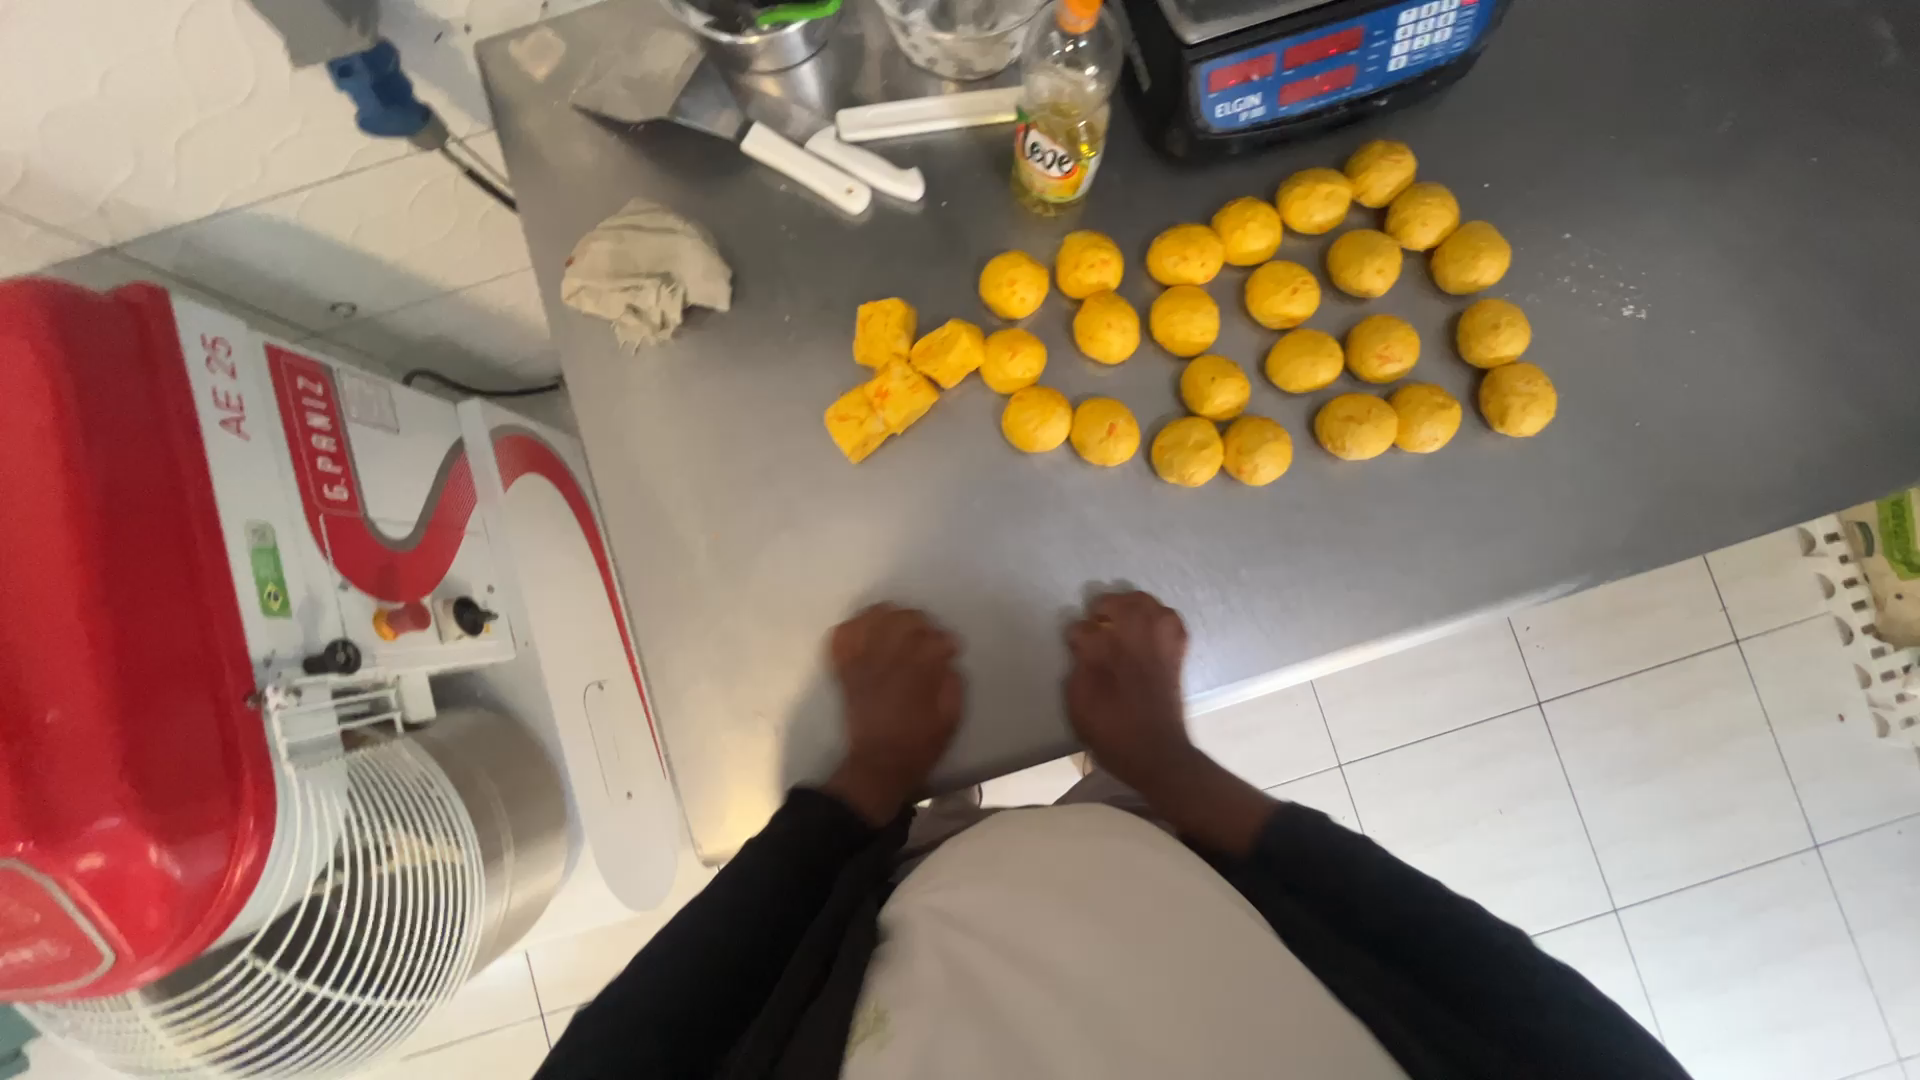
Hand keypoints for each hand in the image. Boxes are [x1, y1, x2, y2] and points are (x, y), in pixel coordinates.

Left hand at [821, 604, 963, 824]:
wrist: (877, 766)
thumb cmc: (918, 744)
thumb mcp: (949, 719)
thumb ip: (952, 685)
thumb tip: (947, 662)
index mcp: (914, 676)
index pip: (931, 640)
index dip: (944, 640)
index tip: (952, 648)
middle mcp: (885, 664)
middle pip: (901, 621)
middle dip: (919, 621)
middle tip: (927, 633)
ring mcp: (861, 665)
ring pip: (870, 621)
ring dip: (887, 615)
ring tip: (898, 622)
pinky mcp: (845, 672)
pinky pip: (841, 639)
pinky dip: (851, 627)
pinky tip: (865, 628)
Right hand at [1065, 590, 1274, 854]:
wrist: (1155, 754)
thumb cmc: (1110, 732)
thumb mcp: (1078, 703)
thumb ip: (1079, 667)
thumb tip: (1084, 648)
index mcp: (1102, 654)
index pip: (1083, 628)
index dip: (1077, 636)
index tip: (1076, 647)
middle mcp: (1132, 641)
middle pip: (1119, 603)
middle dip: (1105, 607)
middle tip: (1098, 621)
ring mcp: (1158, 644)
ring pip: (1147, 604)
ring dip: (1132, 605)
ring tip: (1123, 617)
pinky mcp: (1176, 652)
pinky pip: (1172, 621)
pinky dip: (1161, 617)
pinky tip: (1151, 627)